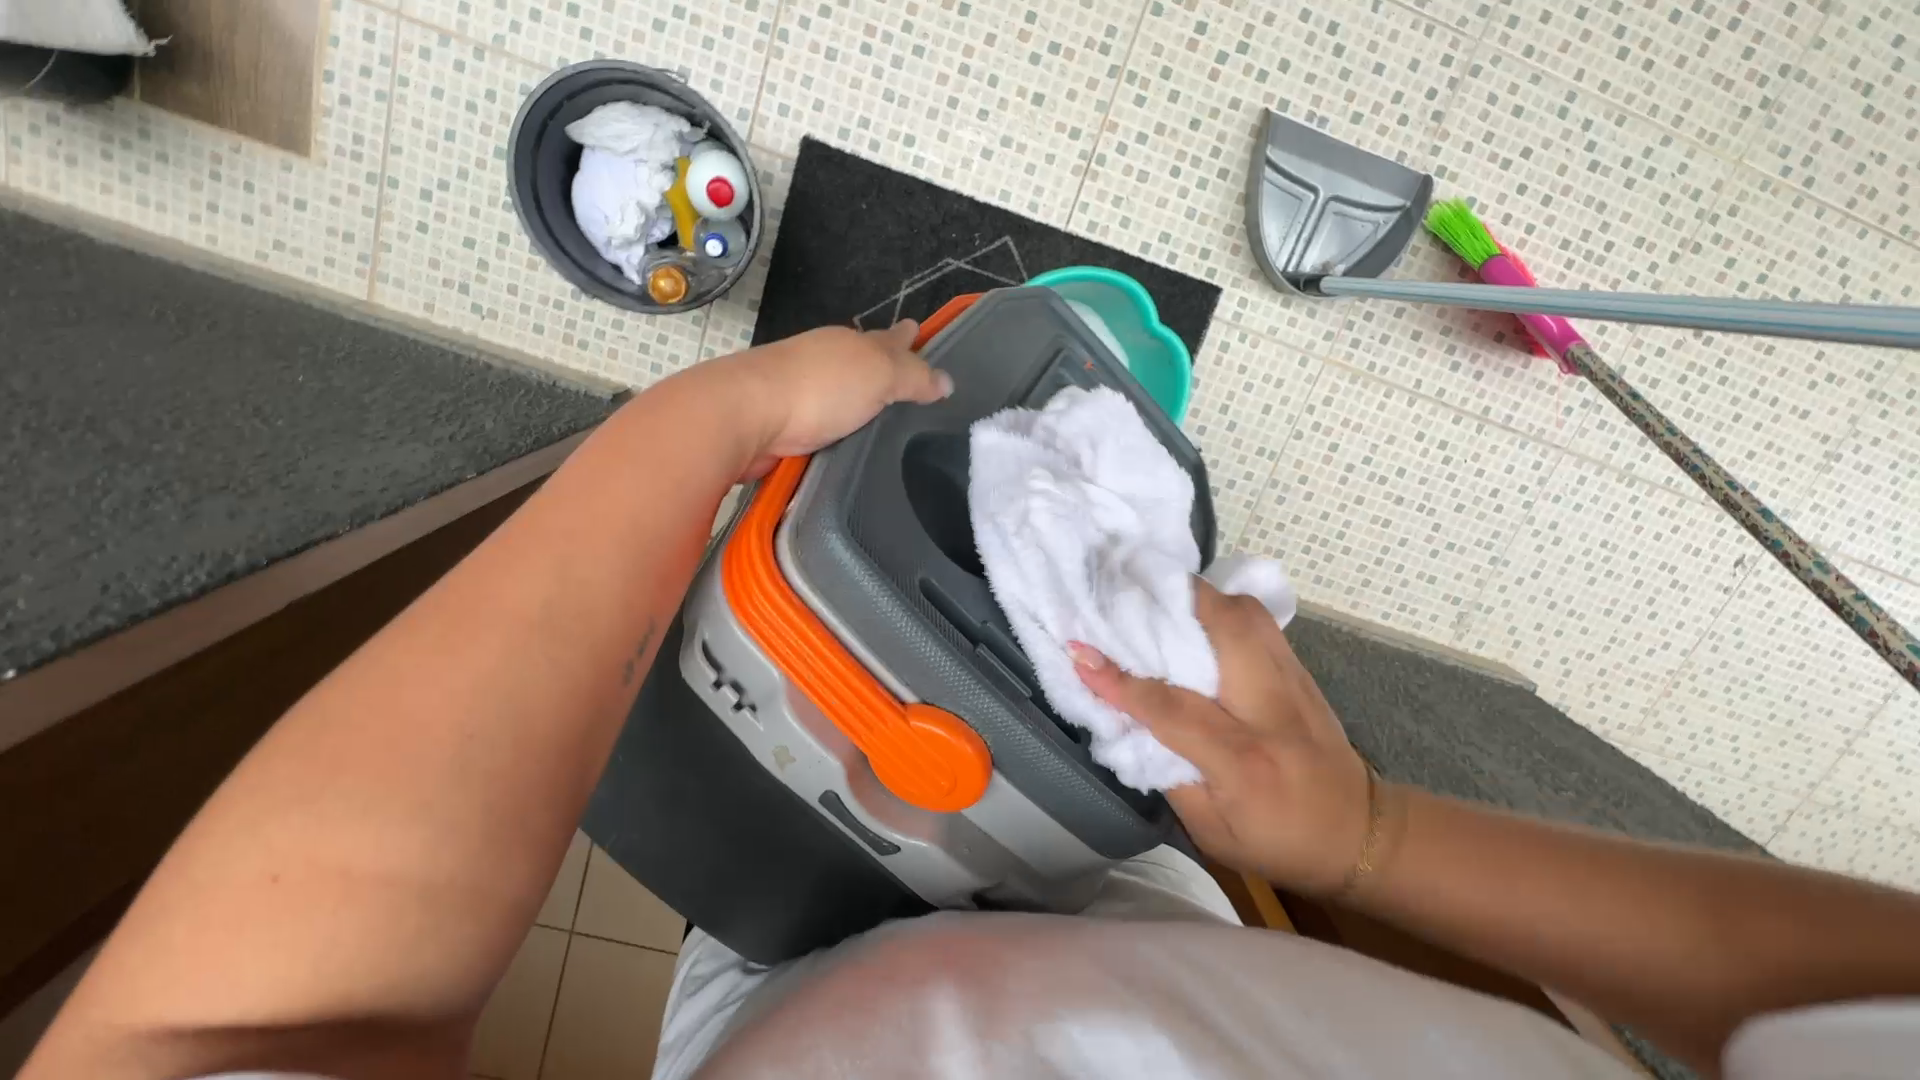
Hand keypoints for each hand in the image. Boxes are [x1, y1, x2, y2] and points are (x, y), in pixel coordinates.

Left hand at [719, 321, 951, 477]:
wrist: (745, 415)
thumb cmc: (819, 388)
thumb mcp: (880, 374)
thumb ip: (914, 377)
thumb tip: (946, 381)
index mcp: (851, 345)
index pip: (888, 338)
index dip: (905, 336)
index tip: (917, 331)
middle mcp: (826, 362)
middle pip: (862, 362)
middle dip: (882, 366)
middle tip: (906, 382)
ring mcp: (802, 392)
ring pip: (840, 394)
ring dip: (857, 401)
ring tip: (882, 418)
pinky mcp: (784, 424)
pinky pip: (823, 424)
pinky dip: (836, 428)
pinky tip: (847, 443)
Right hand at [1071, 581, 1372, 895]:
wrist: (1362, 833)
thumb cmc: (1279, 841)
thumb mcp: (1212, 830)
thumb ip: (1168, 773)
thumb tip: (1130, 720)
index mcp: (1243, 760)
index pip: (1172, 708)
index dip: (1120, 680)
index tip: (1078, 652)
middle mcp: (1270, 708)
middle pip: (1226, 629)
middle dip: (1172, 600)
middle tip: (1124, 589)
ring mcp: (1292, 681)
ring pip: (1246, 613)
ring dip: (1197, 596)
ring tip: (1155, 594)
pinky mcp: (1301, 671)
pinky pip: (1257, 621)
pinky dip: (1220, 607)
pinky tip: (1194, 612)